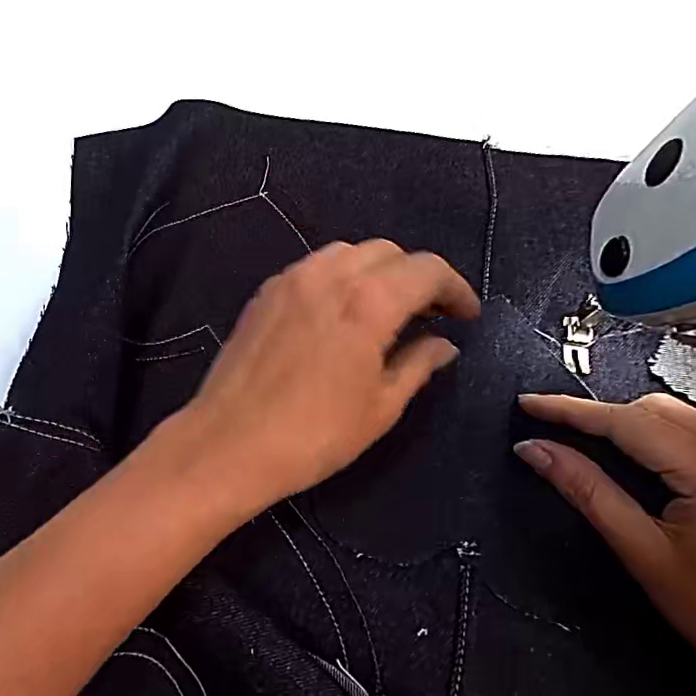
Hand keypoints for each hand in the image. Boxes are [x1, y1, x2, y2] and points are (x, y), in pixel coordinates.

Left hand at [168, 239, 480, 511]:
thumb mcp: (381, 406)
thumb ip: (419, 364)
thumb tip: (444, 344)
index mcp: (369, 301)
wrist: (228, 444)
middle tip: (431, 315)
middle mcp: (331, 274)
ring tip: (387, 309)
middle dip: (418, 276)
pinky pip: (316, 266)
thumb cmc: (315, 434)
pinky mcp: (267, 290)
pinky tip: (342, 312)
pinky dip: (342, 277)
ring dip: (379, 271)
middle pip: (390, 252)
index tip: (467, 314)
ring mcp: (293, 278)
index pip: (427, 270)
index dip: (455, 288)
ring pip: (350, 252)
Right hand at [512, 393, 695, 695]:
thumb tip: (542, 453)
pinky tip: (673, 476)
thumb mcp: (648, 558)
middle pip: (662, 410)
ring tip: (617, 461)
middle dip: (609, 419)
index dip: (573, 411)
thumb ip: (588, 492)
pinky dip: (688, 447)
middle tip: (566, 435)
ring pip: (694, 419)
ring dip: (648, 432)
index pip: (631, 423)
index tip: (537, 405)